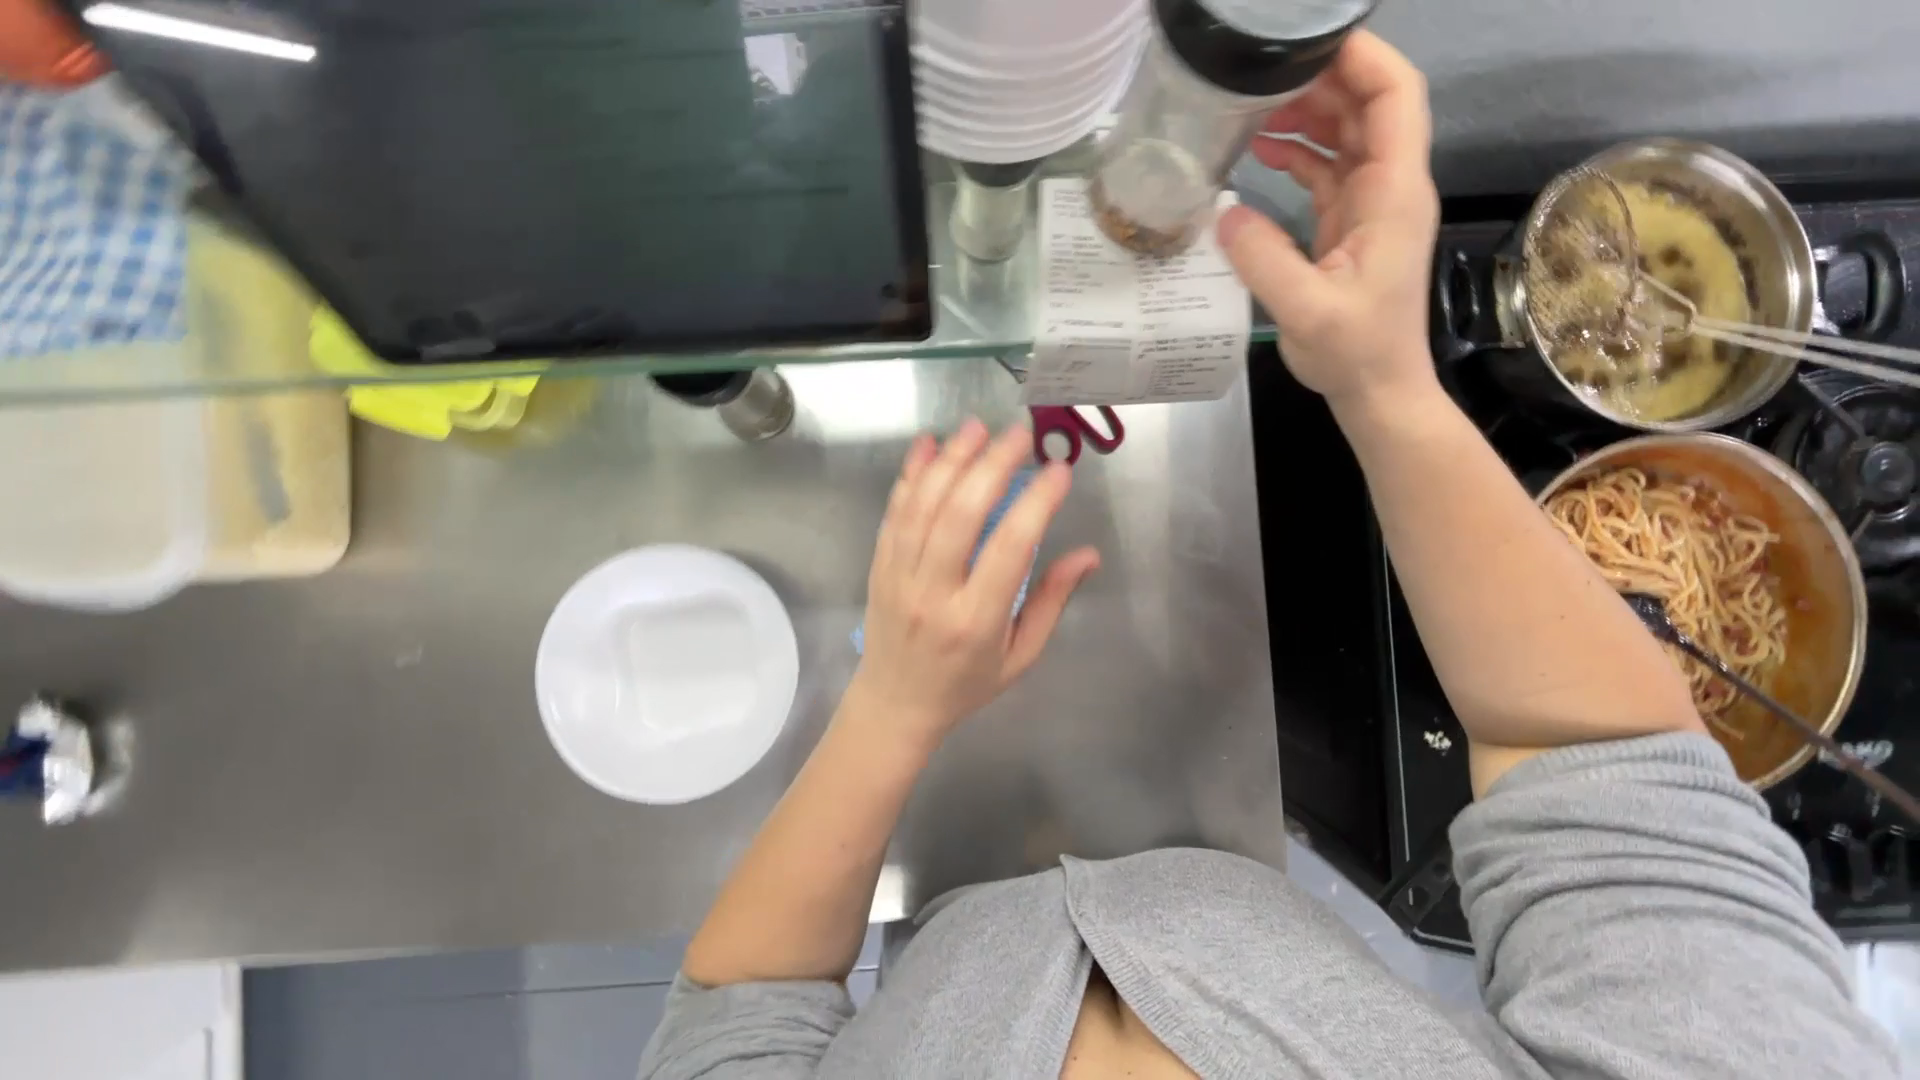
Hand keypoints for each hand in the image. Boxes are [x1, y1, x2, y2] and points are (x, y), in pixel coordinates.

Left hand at [850, 420, 1100, 747]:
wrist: (896, 704)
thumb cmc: (966, 684)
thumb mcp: (1020, 656)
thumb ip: (1050, 602)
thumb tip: (1087, 555)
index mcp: (975, 620)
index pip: (1009, 549)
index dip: (1036, 503)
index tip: (1059, 471)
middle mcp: (933, 592)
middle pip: (960, 515)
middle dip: (991, 466)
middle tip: (1018, 434)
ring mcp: (899, 576)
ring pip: (923, 506)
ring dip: (951, 460)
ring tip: (977, 427)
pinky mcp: (879, 565)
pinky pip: (894, 513)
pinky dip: (910, 475)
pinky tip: (927, 445)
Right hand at [1217, 30, 1441, 408]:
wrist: (1377, 389)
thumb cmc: (1355, 353)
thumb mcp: (1306, 310)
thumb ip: (1264, 259)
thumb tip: (1223, 211)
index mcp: (1393, 194)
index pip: (1395, 96)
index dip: (1360, 58)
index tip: (1304, 44)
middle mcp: (1387, 187)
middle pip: (1368, 105)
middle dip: (1320, 80)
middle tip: (1259, 77)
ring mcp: (1368, 205)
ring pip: (1346, 134)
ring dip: (1306, 113)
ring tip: (1252, 107)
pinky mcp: (1347, 225)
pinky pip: (1326, 170)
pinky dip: (1297, 153)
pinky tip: (1260, 151)